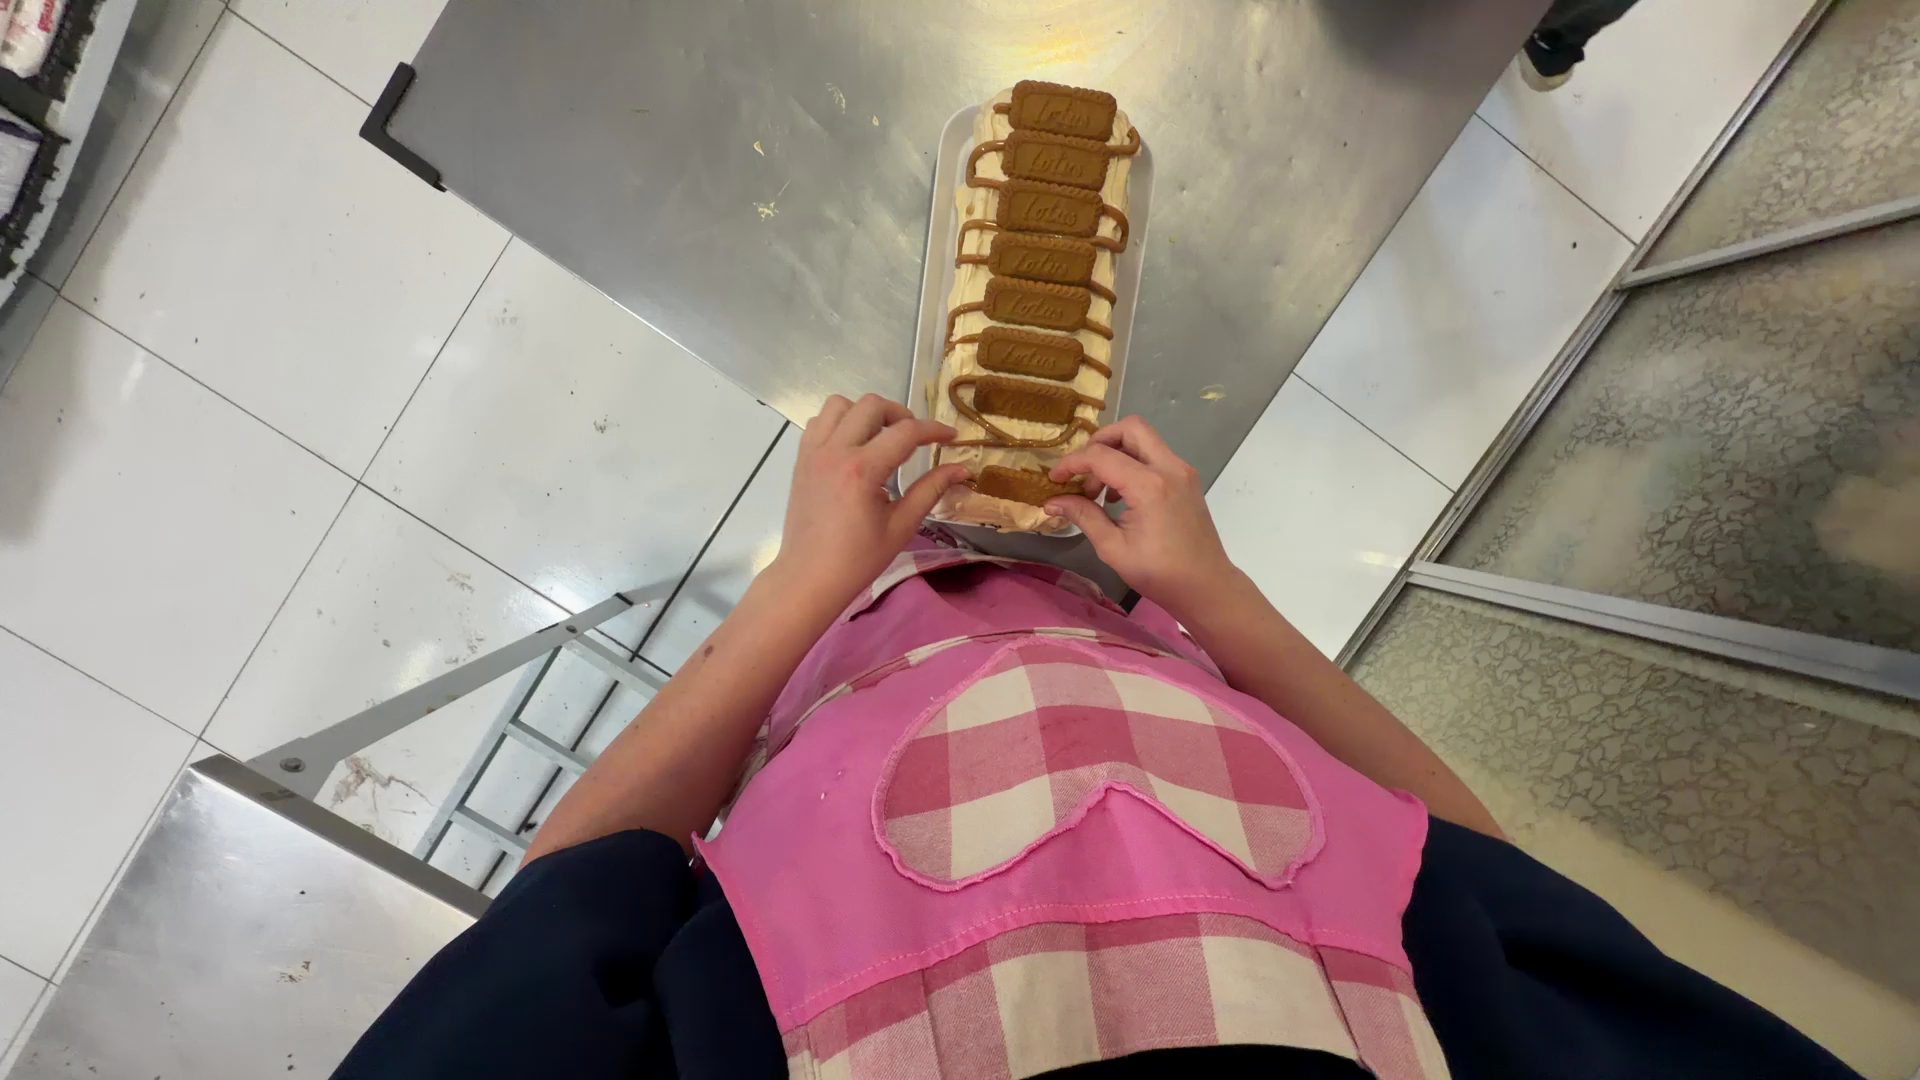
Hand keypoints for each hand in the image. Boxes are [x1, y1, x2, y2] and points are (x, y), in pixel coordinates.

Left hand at [770, 394, 967, 608]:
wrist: (809, 577)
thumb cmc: (858, 559)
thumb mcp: (901, 526)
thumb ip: (931, 490)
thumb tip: (961, 470)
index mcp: (862, 471)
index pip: (905, 433)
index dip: (934, 430)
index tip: (950, 437)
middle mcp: (834, 452)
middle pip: (871, 405)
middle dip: (900, 415)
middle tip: (914, 439)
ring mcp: (813, 452)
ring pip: (840, 405)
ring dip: (866, 413)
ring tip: (881, 438)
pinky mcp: (801, 459)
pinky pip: (819, 422)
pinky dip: (840, 423)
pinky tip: (854, 447)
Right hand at [1046, 415, 1238, 613]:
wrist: (1206, 586)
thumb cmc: (1159, 573)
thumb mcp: (1113, 548)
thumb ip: (1084, 516)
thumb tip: (1052, 503)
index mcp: (1149, 486)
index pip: (1101, 456)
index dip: (1072, 463)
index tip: (1054, 479)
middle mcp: (1169, 468)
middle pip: (1130, 428)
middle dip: (1099, 442)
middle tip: (1083, 471)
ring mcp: (1182, 471)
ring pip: (1144, 439)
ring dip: (1116, 453)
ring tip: (1100, 490)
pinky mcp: (1187, 479)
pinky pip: (1155, 455)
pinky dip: (1133, 463)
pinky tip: (1121, 495)